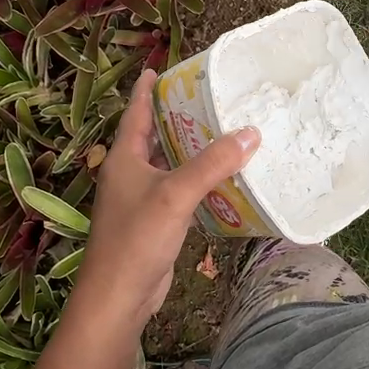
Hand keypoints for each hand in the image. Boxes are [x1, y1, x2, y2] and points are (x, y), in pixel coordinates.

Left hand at [74, 70, 260, 326]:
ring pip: (167, 163)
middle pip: (153, 135)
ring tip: (221, 129)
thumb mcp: (176, 194)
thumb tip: (251, 133)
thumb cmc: (136, 240)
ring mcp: (139, 200)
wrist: (116, 301)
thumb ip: (213, 163)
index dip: (148, 89)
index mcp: (124, 158)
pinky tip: (221, 176)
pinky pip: (178, 189)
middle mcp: (129, 174)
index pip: (136, 112)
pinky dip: (197, 178)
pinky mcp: (154, 222)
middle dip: (177, 115)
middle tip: (208, 95)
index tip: (161, 67)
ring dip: (190, 148)